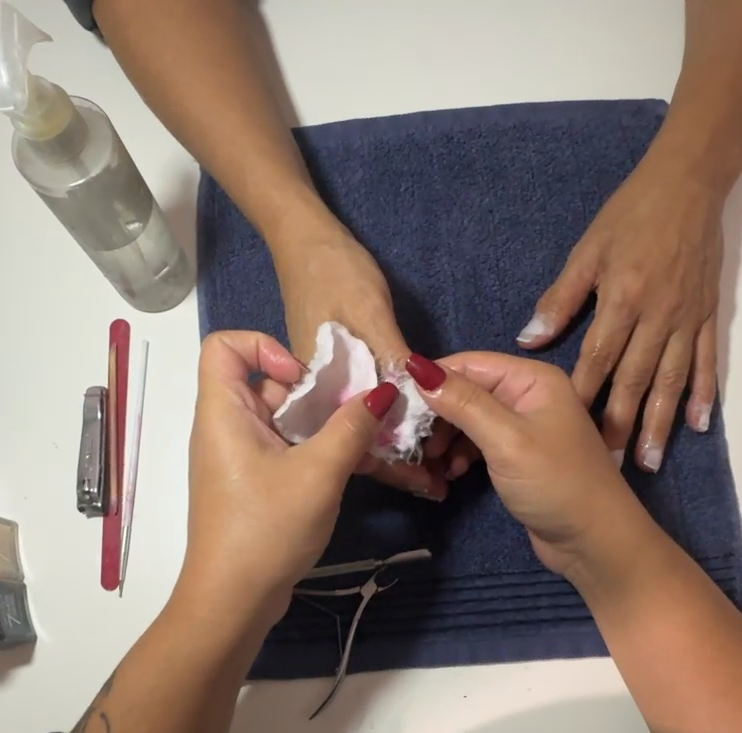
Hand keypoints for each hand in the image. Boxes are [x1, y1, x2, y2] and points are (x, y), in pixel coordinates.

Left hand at [180, 331, 398, 626]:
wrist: (233, 600)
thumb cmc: (267, 528)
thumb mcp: (318, 473)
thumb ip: (352, 427)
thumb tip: (384, 391)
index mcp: (223, 412)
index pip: (225, 346)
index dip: (265, 347)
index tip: (303, 381)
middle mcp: (225, 428)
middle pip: (264, 383)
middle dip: (312, 393)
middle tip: (350, 414)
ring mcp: (238, 459)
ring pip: (282, 420)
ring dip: (322, 426)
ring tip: (361, 443)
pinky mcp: (253, 485)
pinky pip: (284, 450)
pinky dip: (315, 451)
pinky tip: (353, 466)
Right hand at [268, 218, 456, 498]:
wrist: (300, 237)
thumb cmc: (334, 275)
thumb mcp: (370, 315)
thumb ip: (391, 360)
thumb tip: (414, 405)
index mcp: (324, 390)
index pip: (360, 443)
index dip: (396, 467)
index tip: (429, 486)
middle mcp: (325, 396)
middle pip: (366, 443)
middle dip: (403, 466)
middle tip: (441, 485)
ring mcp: (332, 385)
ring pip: (369, 429)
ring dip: (402, 446)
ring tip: (441, 466)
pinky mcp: (340, 373)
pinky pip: (368, 409)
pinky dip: (395, 421)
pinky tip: (423, 429)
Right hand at [404, 352, 658, 580]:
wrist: (595, 542)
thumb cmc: (556, 484)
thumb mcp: (506, 439)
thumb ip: (463, 403)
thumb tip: (416, 367)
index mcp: (532, 379)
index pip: (469, 364)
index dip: (430, 379)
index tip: (395, 402)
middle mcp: (527, 395)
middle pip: (466, 391)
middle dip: (435, 414)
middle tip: (410, 442)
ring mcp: (523, 428)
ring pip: (468, 421)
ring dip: (444, 439)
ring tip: (429, 463)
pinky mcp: (517, 457)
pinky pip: (478, 445)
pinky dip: (459, 456)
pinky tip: (450, 474)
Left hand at [518, 151, 725, 473]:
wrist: (691, 182)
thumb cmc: (630, 215)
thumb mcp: (587, 250)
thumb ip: (560, 299)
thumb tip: (529, 340)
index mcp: (622, 300)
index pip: (599, 358)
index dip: (583, 396)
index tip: (569, 432)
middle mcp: (657, 316)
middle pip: (636, 379)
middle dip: (622, 425)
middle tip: (612, 465)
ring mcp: (687, 318)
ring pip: (672, 379)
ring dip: (662, 423)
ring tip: (651, 460)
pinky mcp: (709, 315)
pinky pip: (707, 360)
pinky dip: (705, 393)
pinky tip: (700, 425)